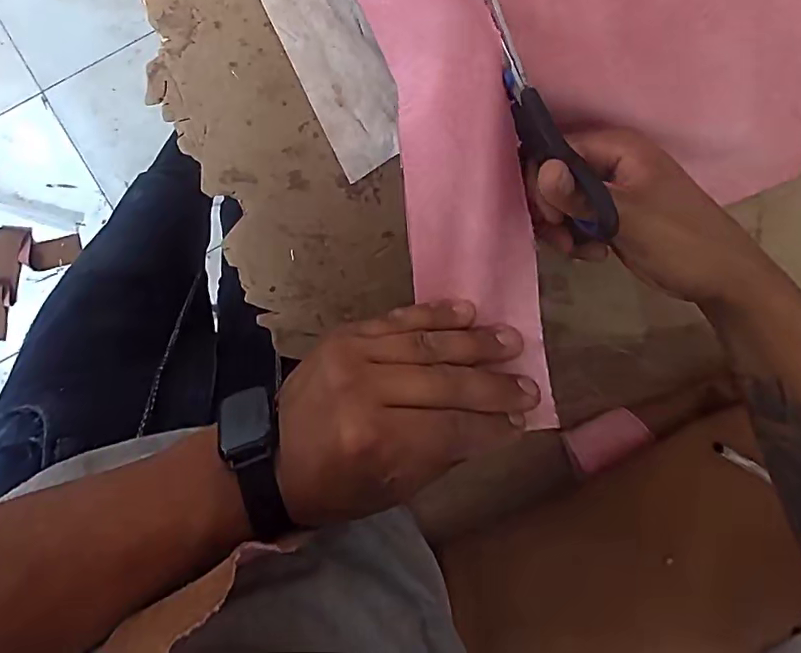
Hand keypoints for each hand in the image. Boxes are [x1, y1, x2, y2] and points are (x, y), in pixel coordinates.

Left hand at [275, 300, 539, 525]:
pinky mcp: (348, 332)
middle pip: (444, 382)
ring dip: (474, 342)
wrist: (272, 455)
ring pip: (427, 343)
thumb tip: (493, 425)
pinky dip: (436, 314)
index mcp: (373, 439)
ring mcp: (353, 354)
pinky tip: (468, 312)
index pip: (449, 428)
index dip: (491, 425)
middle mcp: (364, 389)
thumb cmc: (334, 485)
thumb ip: (441, 453)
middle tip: (528, 383)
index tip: (523, 420)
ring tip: (510, 340)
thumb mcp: (390, 489)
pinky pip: (399, 318)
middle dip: (493, 384)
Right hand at [529, 126, 775, 303]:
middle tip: (561, 239)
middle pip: (557, 175)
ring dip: (563, 227)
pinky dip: (577, 236)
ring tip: (578, 251)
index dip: (544, 180)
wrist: (724, 279)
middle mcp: (613, 161)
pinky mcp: (613, 214)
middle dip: (553, 208)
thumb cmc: (681, 240)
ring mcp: (613, 188)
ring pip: (564, 199)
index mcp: (619, 147)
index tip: (549, 216)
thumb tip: (540, 169)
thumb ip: (581, 195)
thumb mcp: (627, 218)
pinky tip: (593, 254)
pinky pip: (578, 217)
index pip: (559, 149)